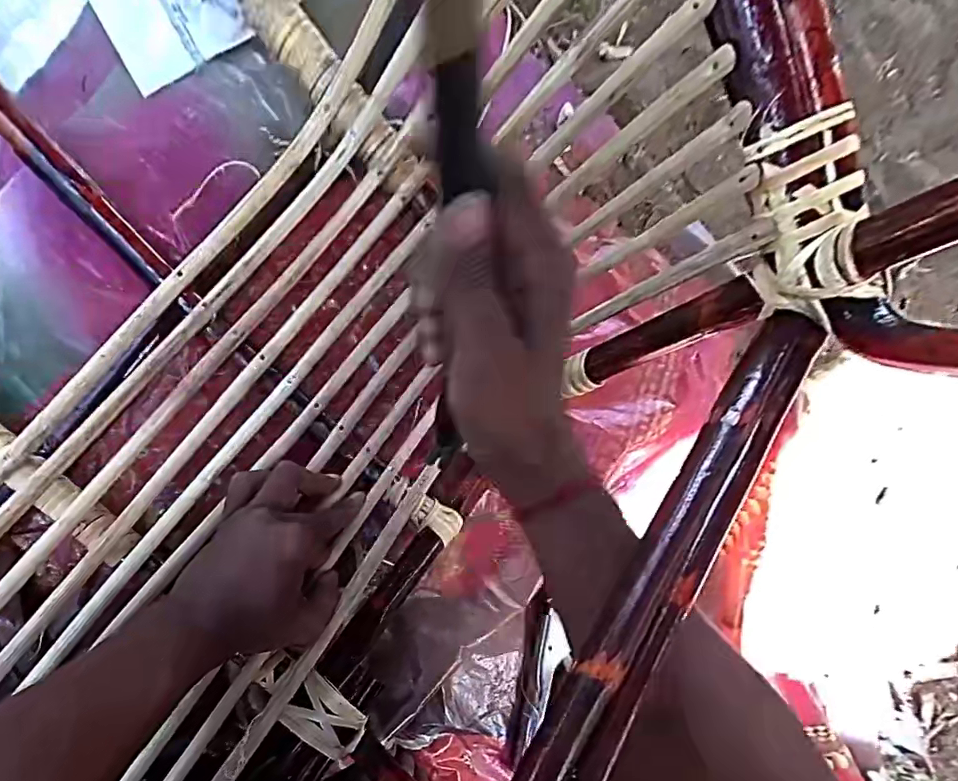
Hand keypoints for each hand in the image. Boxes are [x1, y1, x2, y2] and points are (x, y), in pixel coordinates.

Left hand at [165, 464, 355, 660]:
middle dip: (319, 482)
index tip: (359, 501)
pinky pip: (241, 489)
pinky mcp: (223, 522)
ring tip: (298, 489)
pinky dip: (258, 486)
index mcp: (294, 540)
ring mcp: (242, 515)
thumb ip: (328, 599)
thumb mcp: (304, 625)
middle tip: (333, 489)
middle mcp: (268, 517)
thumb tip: (330, 576)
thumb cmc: (251, 625)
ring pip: (265, 476)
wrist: (197, 622)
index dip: (348, 509)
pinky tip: (265, 501)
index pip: (330, 519)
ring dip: (286, 478)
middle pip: (295, 480)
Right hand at [416, 161, 588, 500]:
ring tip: (436, 346)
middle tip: (432, 314)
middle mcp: (527, 262)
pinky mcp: (489, 310)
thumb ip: (470, 275)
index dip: (465, 158)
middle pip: (466, 222)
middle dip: (436, 265)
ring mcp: (507, 287)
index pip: (505, 180)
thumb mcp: (481, 342)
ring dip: (431, 300)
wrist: (518, 455)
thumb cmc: (507, 405)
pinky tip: (437, 353)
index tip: (417, 148)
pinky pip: (450, 292)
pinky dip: (435, 319)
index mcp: (540, 260)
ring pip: (450, 260)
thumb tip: (463, 202)